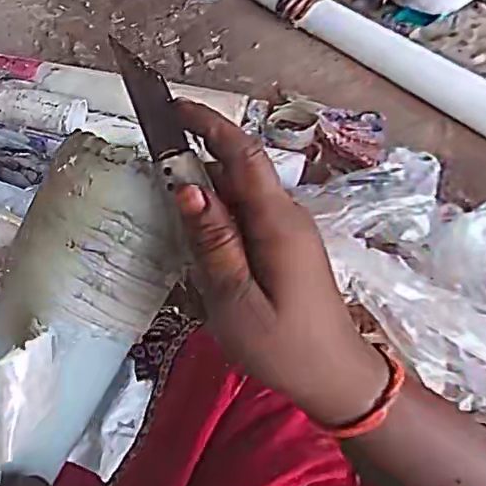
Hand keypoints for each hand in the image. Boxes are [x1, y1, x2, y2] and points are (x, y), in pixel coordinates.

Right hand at [174, 100, 390, 425]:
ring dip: (199, 182)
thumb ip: (213, 242)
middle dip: (193, 152)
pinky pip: (240, 213)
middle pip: (236, 168)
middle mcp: (284, 217)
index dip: (208, 124)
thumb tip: (187, 189)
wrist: (336, 379)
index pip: (242, 156)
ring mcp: (283, 230)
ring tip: (160, 190)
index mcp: (276, 224)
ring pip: (236, 191)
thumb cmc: (284, 347)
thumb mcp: (236, 298)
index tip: (172, 107)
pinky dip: (210, 209)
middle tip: (149, 157)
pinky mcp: (278, 245)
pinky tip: (188, 225)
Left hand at [275, 0, 335, 23]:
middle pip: (289, 4)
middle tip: (279, 17)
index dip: (279, 4)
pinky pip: (306, 8)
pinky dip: (301, 14)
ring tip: (287, 20)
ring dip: (291, 15)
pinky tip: (297, 19)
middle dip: (283, 12)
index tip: (276, 10)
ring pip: (296, 7)